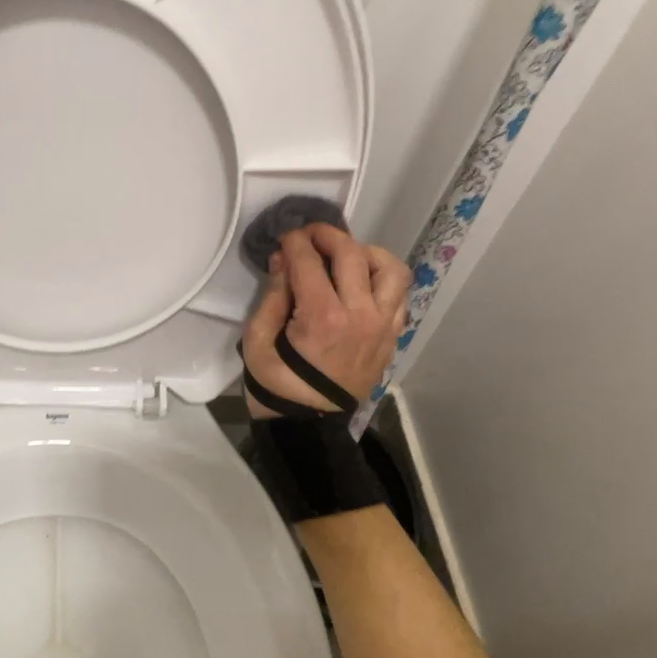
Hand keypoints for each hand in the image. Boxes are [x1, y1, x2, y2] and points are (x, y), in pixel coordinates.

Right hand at [243, 224, 411, 418]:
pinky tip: (361, 283)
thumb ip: (272, 296)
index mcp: (322, 317)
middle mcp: (360, 314)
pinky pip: (399, 296)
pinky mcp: (391, 336)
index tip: (285, 234)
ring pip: (390, 269)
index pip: (310, 261)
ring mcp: (382, 326)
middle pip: (352, 253)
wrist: (306, 422)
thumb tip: (284, 259)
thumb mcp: (257, 341)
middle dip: (327, 235)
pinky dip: (382, 280)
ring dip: (366, 253)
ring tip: (345, 256)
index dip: (295, 240)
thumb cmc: (276, 383)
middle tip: (310, 235)